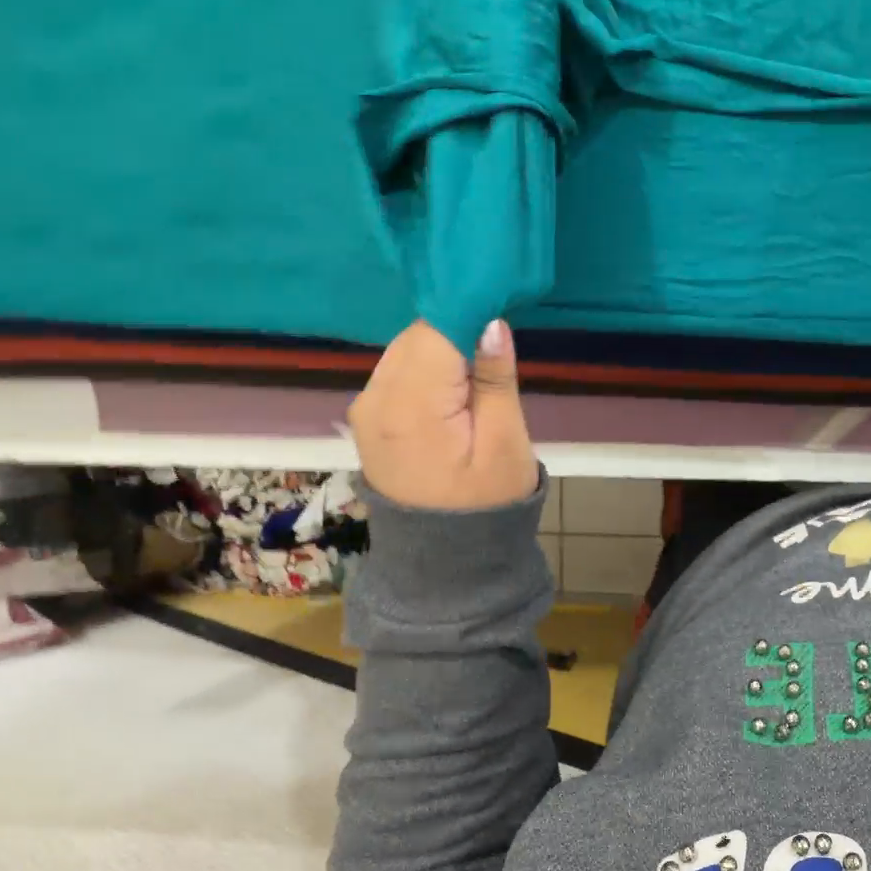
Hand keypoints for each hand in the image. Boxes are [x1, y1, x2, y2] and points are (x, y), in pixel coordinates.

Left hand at [348, 319, 539, 511]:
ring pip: (405, 351)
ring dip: (442, 354)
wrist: (446, 557)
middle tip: (497, 356)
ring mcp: (364, 408)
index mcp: (410, 404)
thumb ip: (495, 380)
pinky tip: (453, 393)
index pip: (436, 331)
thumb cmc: (486, 500)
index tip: (500, 313)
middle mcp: (374, 397)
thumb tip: (490, 321)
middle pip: (417, 338)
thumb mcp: (505, 443)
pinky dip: (426, 371)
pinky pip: (397, 373)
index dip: (469, 315)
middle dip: (456, 336)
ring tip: (478, 379)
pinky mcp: (367, 417)